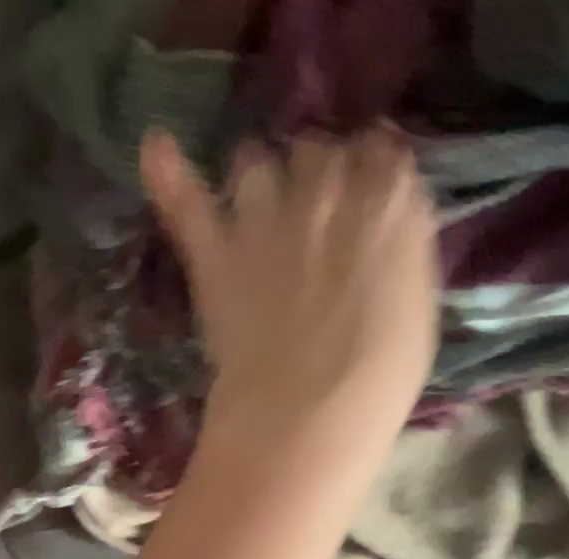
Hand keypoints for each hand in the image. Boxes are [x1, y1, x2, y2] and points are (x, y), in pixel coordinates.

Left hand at [139, 127, 439, 438]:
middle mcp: (329, 193)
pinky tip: (153, 145)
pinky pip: (184, 200)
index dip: (360, 168)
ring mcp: (264, 218)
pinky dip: (167, 173)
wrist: (308, 403)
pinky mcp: (213, 251)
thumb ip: (395, 244)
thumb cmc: (378, 371)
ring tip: (249, 201)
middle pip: (313, 151)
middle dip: (307, 170)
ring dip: (253, 176)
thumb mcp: (415, 297)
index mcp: (394, 204)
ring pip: (255, 163)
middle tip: (301, 205)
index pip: (377, 151)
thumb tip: (382, 222)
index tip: (353, 186)